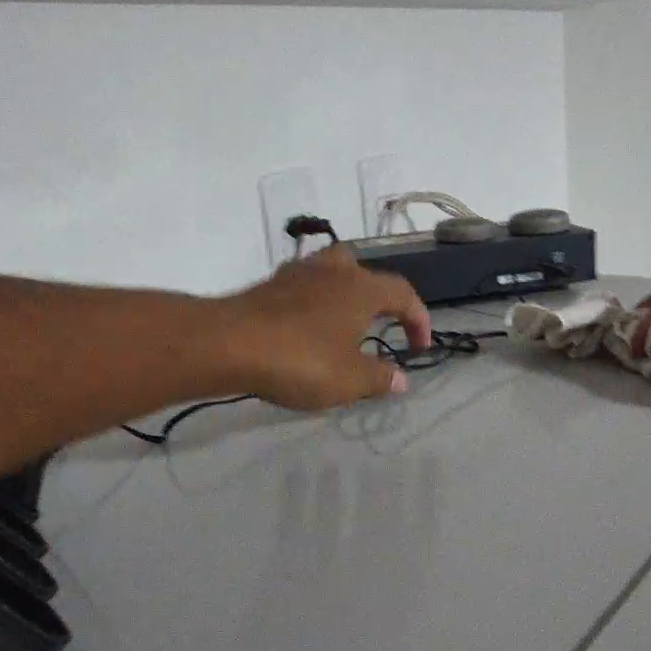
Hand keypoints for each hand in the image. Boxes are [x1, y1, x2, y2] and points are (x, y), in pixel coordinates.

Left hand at [219, 245, 432, 410]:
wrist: (230, 343)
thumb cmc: (301, 359)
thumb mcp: (350, 379)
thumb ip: (380, 377)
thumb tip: (402, 379)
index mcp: (361, 287)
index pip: (403, 293)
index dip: (418, 318)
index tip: (419, 348)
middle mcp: (332, 270)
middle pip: (363, 271)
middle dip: (376, 296)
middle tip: (378, 324)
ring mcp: (296, 274)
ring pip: (329, 273)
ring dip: (341, 296)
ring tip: (341, 326)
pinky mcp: (267, 286)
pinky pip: (302, 288)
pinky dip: (312, 304)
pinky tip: (305, 330)